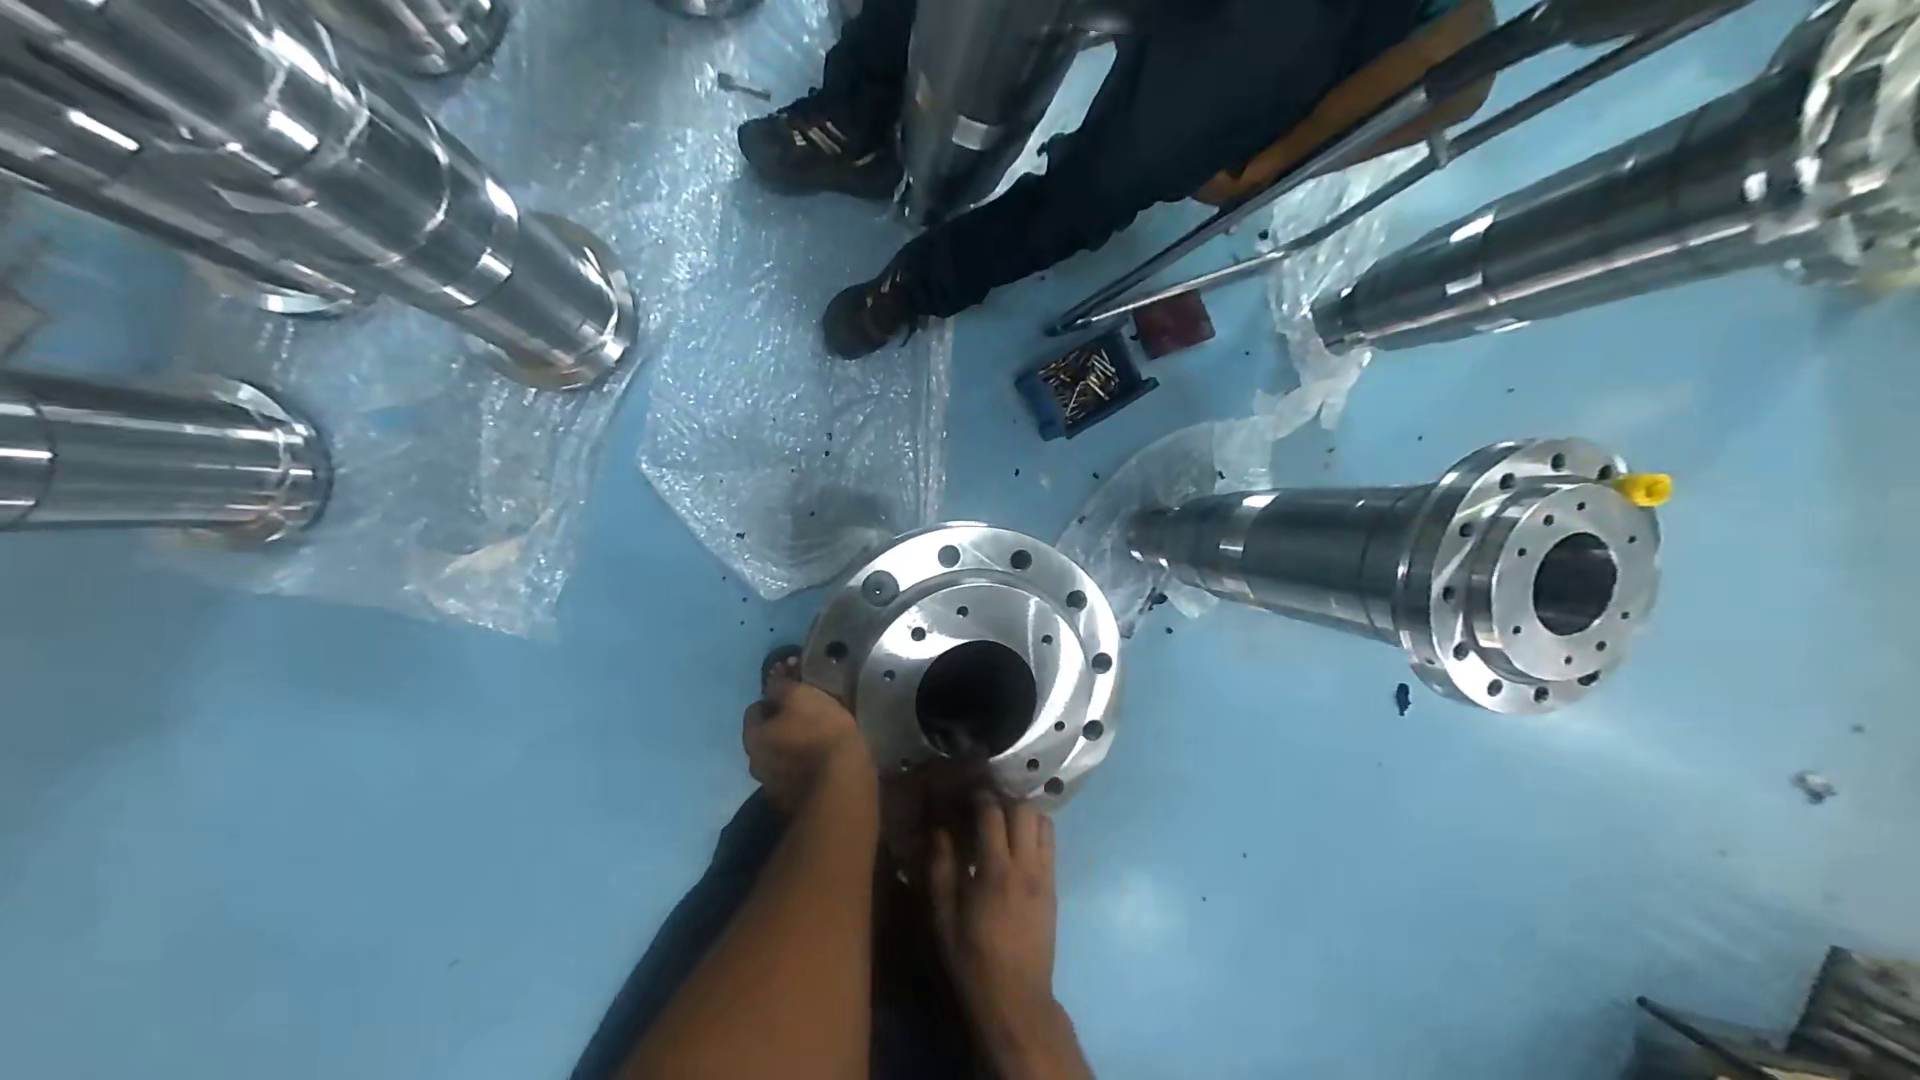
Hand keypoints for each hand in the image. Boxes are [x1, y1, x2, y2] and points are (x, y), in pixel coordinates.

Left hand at [742, 658, 871, 813]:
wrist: (842, 785)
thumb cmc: (820, 733)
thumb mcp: (802, 696)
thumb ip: (783, 684)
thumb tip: (774, 673)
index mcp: (753, 737)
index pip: (755, 709)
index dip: (774, 699)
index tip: (798, 696)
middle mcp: (755, 764)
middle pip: (765, 736)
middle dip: (782, 727)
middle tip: (809, 718)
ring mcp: (773, 787)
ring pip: (779, 759)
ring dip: (793, 750)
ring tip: (819, 742)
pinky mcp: (793, 803)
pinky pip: (795, 778)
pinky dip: (805, 770)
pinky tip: (824, 765)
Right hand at [930, 797, 1088, 1078]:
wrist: (1016, 999)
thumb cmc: (972, 958)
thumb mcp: (943, 916)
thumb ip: (941, 867)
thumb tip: (938, 828)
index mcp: (996, 871)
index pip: (993, 813)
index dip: (979, 796)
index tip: (965, 792)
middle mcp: (1026, 866)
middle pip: (1025, 809)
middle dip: (1004, 798)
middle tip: (984, 804)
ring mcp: (1045, 876)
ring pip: (1044, 822)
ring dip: (1024, 813)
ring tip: (1003, 820)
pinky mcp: (1054, 887)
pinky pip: (1050, 844)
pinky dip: (1035, 832)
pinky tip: (1016, 843)